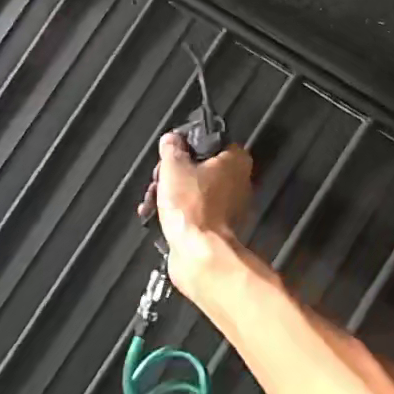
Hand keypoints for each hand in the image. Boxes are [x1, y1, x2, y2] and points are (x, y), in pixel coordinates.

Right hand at [137, 132, 252, 297]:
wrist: (198, 253)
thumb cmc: (193, 209)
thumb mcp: (174, 166)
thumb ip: (171, 148)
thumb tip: (170, 140)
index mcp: (236, 160)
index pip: (210, 141)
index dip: (185, 146)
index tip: (170, 152)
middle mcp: (239, 183)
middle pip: (200, 168)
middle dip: (174, 174)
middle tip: (161, 178)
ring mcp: (229, 208)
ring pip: (194, 191)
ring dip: (171, 194)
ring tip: (154, 200)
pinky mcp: (217, 228)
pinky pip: (194, 213)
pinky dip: (177, 213)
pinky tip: (158, 216)